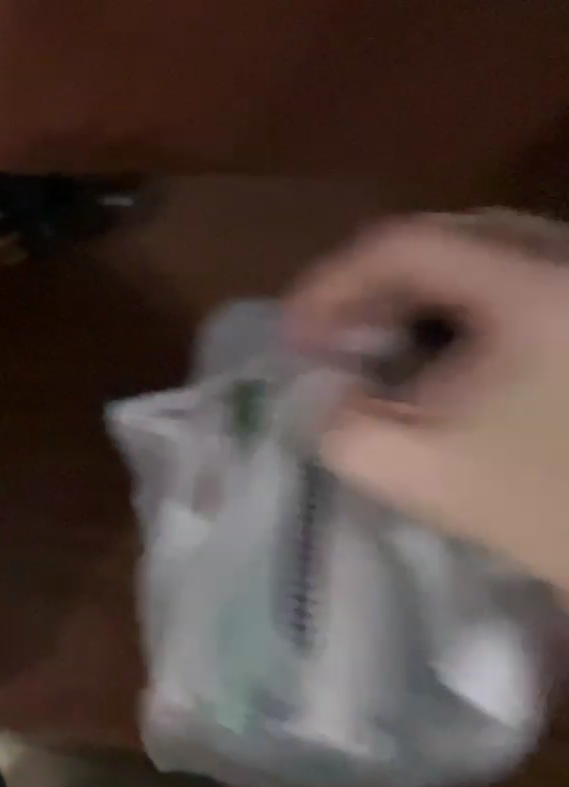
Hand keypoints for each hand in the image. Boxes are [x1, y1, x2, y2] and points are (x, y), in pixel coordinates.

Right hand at [283, 212, 568, 592]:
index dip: (330, 286)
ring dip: (418, 297)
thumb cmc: (539, 501)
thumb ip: (335, 422)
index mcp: (538, 295)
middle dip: (373, 287)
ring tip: (379, 352)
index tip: (294, 344)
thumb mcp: (406, 471)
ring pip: (495, 254)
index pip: (407, 246)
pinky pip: (528, 278)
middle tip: (330, 343)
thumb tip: (325, 387)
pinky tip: (442, 358)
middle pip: (455, 237)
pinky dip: (466, 307)